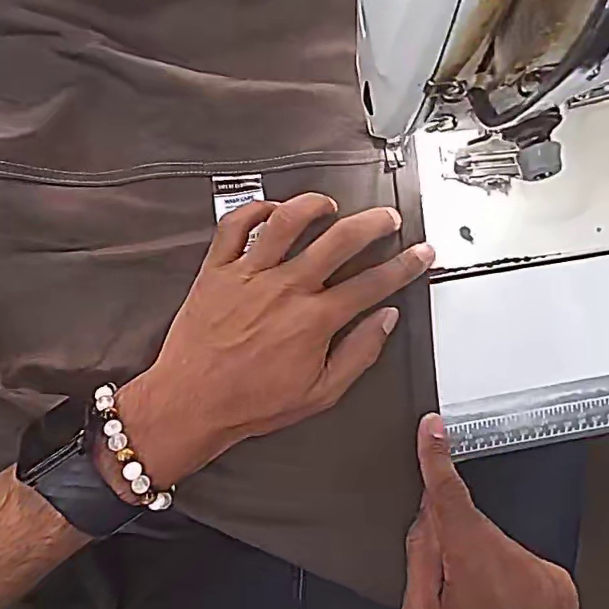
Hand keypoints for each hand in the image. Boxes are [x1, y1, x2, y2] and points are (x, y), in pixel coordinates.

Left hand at [113, 193, 433, 488]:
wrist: (190, 403)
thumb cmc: (248, 402)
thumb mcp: (319, 393)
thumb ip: (359, 353)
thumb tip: (384, 322)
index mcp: (313, 320)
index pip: (373, 282)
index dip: (404, 265)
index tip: (418, 255)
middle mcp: (284, 290)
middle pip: (341, 239)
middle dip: (374, 223)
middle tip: (387, 219)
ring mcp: (249, 275)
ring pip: (289, 220)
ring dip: (316, 205)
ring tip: (330, 205)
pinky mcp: (217, 270)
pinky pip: (234, 225)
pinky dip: (255, 209)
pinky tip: (271, 210)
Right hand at [403, 414, 580, 608]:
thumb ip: (422, 557)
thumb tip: (428, 515)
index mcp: (477, 573)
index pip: (452, 501)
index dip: (438, 462)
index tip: (433, 428)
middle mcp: (521, 565)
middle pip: (473, 523)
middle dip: (453, 539)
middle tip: (446, 587)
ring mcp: (548, 574)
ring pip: (496, 541)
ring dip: (481, 560)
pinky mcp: (564, 584)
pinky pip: (520, 559)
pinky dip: (504, 573)